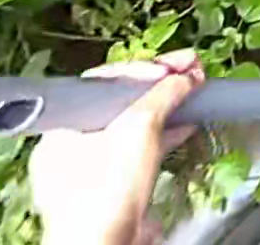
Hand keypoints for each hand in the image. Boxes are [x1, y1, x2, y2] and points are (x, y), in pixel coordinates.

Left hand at [28, 51, 205, 244]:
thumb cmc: (108, 189)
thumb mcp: (140, 126)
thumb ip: (165, 93)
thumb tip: (186, 77)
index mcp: (63, 130)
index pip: (104, 82)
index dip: (141, 70)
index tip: (169, 67)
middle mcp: (71, 148)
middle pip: (122, 102)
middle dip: (160, 84)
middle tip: (189, 68)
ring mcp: (90, 172)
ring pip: (133, 126)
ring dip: (167, 106)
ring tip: (195, 88)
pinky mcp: (111, 192)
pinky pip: (139, 151)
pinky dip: (163, 135)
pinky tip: (187, 123)